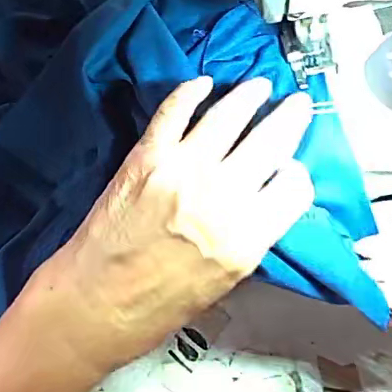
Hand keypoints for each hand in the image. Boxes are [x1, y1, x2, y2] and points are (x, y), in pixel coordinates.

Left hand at [17, 76, 315, 380]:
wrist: (93, 303)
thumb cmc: (156, 307)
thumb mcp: (222, 283)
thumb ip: (247, 237)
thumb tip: (262, 199)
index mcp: (245, 240)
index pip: (293, 188)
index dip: (297, 174)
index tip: (292, 167)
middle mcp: (220, 198)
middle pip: (269, 143)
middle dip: (290, 118)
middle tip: (298, 104)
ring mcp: (180, 170)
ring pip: (227, 117)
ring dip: (248, 96)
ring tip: (260, 86)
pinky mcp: (146, 156)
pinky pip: (174, 111)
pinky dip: (191, 92)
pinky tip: (204, 84)